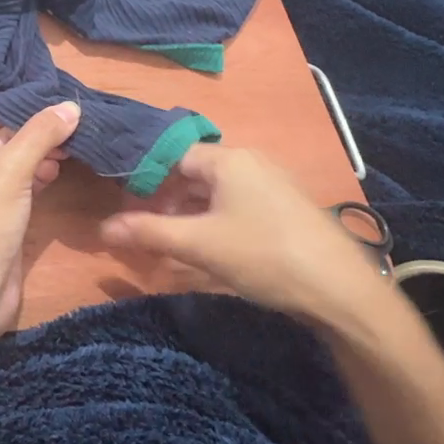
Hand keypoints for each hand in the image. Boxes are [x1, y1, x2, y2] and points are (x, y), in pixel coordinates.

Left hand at [0, 102, 80, 338]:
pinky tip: (61, 169)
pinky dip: (40, 176)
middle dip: (33, 128)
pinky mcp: (3, 219)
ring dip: (40, 152)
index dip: (9, 105)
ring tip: (73, 143)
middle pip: (1, 136)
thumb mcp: (10, 171)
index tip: (47, 98)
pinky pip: (23, 187)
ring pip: (15, 163)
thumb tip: (70, 106)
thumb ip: (40, 135)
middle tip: (71, 119)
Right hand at [99, 144, 395, 327]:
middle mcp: (251, 162)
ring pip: (216, 192)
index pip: (172, 155)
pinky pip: (237, 205)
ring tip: (171, 243)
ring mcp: (272, 184)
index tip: (124, 203)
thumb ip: (148, 232)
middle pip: (194, 173)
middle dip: (166, 199)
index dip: (145, 178)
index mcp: (229, 158)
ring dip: (190, 214)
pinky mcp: (285, 209)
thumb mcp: (198, 244)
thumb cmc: (263, 255)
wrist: (341, 289)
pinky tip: (208, 250)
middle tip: (143, 228)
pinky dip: (215, 221)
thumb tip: (103, 228)